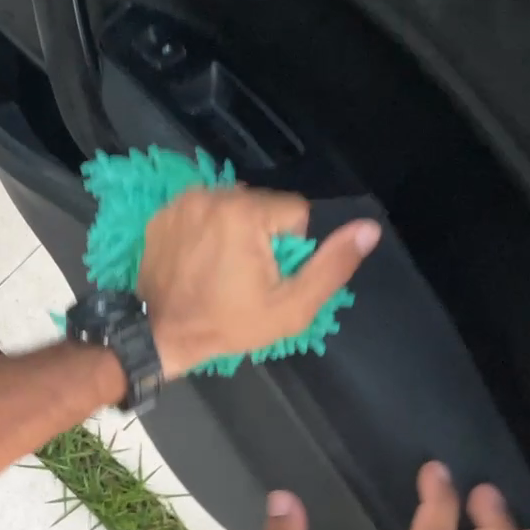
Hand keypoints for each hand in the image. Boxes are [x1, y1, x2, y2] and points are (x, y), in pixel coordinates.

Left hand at [136, 187, 378, 377]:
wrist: (161, 333)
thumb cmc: (227, 324)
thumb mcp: (290, 306)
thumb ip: (332, 265)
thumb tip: (368, 228)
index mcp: (245, 213)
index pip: (295, 211)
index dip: (290, 246)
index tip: (268, 274)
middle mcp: (212, 196)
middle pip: (262, 205)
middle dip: (262, 235)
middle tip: (243, 274)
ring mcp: (181, 203)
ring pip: (232, 206)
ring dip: (234, 229)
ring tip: (220, 267)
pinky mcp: (162, 214)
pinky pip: (201, 211)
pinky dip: (205, 229)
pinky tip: (198, 259)